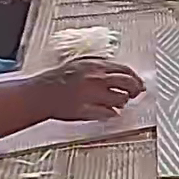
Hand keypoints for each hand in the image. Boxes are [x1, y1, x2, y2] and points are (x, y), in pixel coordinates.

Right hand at [22, 57, 145, 120]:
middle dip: (135, 90)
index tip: (139, 84)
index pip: (126, 70)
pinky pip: (109, 113)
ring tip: (114, 103)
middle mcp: (95, 78)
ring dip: (121, 102)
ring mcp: (92, 94)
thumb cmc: (57, 80)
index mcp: (95, 66)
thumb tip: (124, 75)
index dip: (135, 78)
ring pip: (121, 99)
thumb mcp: (81, 65)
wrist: (39, 93)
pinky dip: (111, 113)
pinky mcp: (87, 110)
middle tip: (134, 94)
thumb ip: (102, 68)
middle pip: (128, 83)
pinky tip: (106, 111)